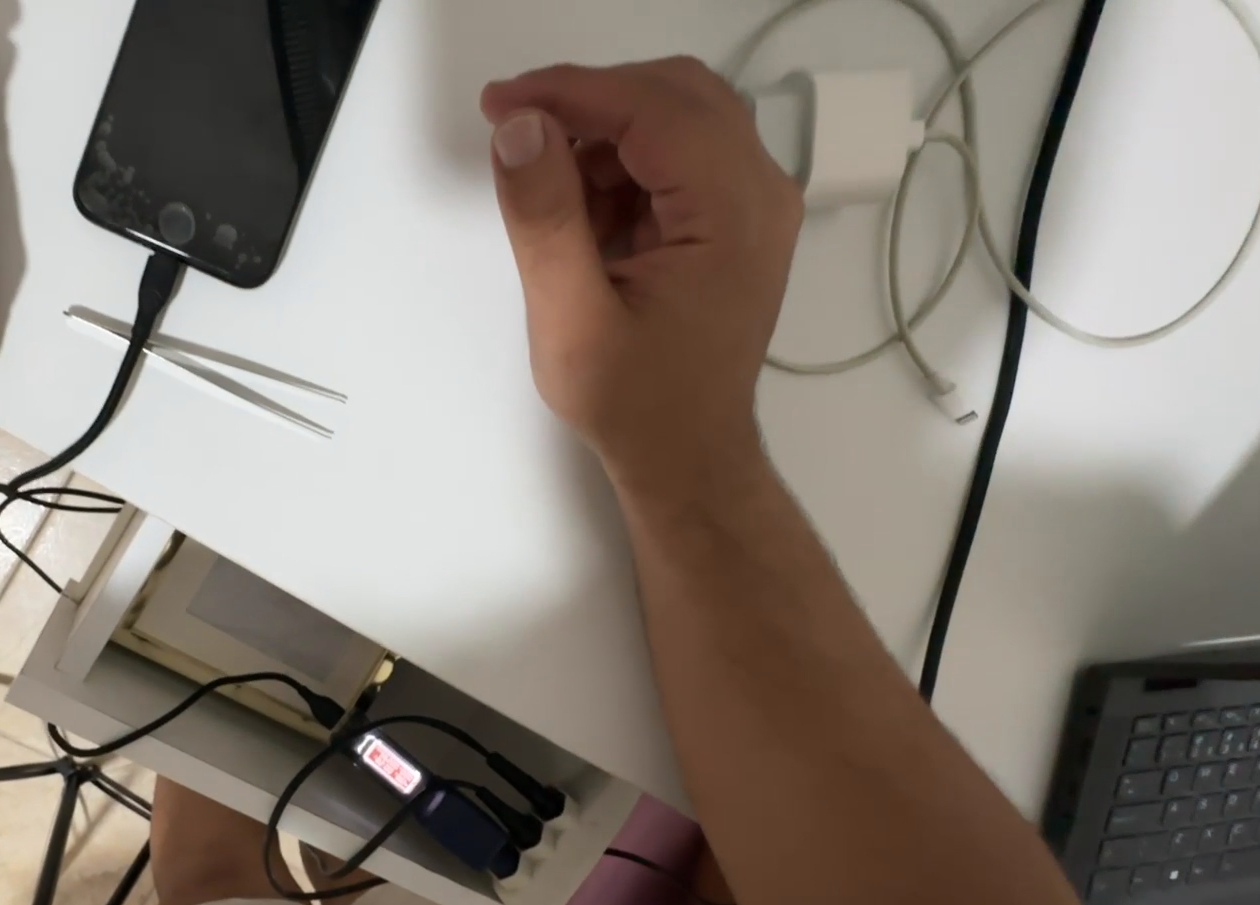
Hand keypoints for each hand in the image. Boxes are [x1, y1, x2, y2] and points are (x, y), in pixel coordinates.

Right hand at [482, 59, 801, 502]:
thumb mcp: (571, 320)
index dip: (569, 92)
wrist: (684, 455)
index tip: (500, 104)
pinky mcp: (730, 226)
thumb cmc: (634, 403)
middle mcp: (759, 192)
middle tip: (516, 135)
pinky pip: (674, 166)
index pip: (651, 107)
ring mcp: (751, 207)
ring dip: (601, 142)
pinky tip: (584, 221)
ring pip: (673, 124)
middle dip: (587, 106)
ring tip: (549, 199)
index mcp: (732, 211)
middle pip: (672, 97)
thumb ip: (545, 221)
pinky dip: (619, 174)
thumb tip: (518, 128)